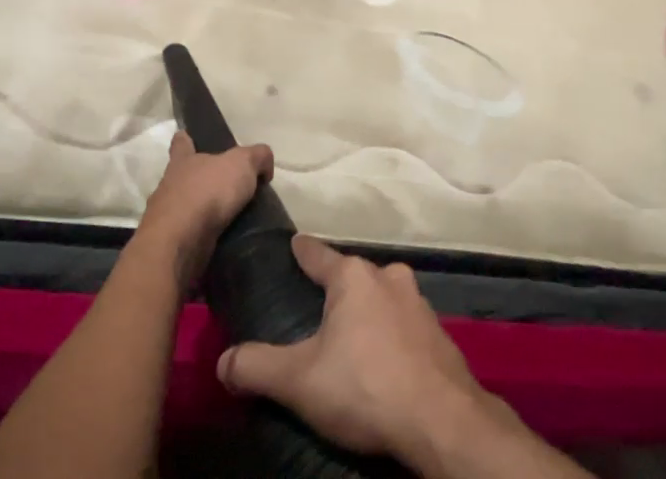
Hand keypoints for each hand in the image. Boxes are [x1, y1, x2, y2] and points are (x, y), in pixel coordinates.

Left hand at [136, 132, 272, 289]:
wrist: (181, 242)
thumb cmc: (207, 192)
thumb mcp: (242, 163)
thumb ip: (257, 157)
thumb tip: (263, 166)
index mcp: (183, 161)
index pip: (181, 143)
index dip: (186, 139)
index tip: (189, 138)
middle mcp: (170, 185)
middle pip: (185, 177)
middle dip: (203, 181)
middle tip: (231, 188)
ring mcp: (168, 217)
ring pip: (189, 208)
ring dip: (206, 212)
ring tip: (236, 218)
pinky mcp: (173, 243)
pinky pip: (193, 236)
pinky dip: (208, 237)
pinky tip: (227, 240)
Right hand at [216, 236, 497, 464]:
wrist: (442, 421)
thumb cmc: (365, 386)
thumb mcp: (298, 380)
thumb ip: (256, 366)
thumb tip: (223, 362)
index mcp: (354, 278)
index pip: (318, 254)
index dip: (301, 251)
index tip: (292, 244)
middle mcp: (390, 279)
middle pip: (353, 277)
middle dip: (335, 288)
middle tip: (312, 309)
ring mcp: (420, 305)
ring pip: (383, 299)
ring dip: (366, 313)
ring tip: (346, 338)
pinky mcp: (439, 336)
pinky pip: (403, 326)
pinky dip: (389, 336)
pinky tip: (380, 360)